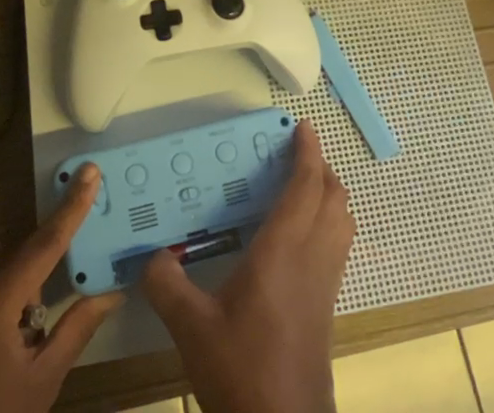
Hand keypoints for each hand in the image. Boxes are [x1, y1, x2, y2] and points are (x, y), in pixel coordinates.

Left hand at [0, 164, 123, 412]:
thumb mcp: (42, 381)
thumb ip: (75, 328)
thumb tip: (111, 292)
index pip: (42, 245)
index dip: (70, 208)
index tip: (88, 173)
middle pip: (7, 251)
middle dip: (29, 272)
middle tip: (35, 321)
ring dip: (0, 279)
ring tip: (5, 333)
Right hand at [143, 121, 354, 412]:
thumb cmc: (241, 366)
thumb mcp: (190, 325)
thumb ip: (166, 283)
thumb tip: (151, 256)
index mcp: (283, 250)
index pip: (305, 187)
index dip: (307, 153)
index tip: (303, 127)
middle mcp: (312, 258)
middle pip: (333, 199)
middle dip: (321, 168)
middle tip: (298, 151)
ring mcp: (325, 282)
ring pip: (342, 222)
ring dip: (329, 194)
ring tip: (303, 184)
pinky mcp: (327, 304)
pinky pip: (337, 246)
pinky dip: (328, 222)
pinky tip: (300, 235)